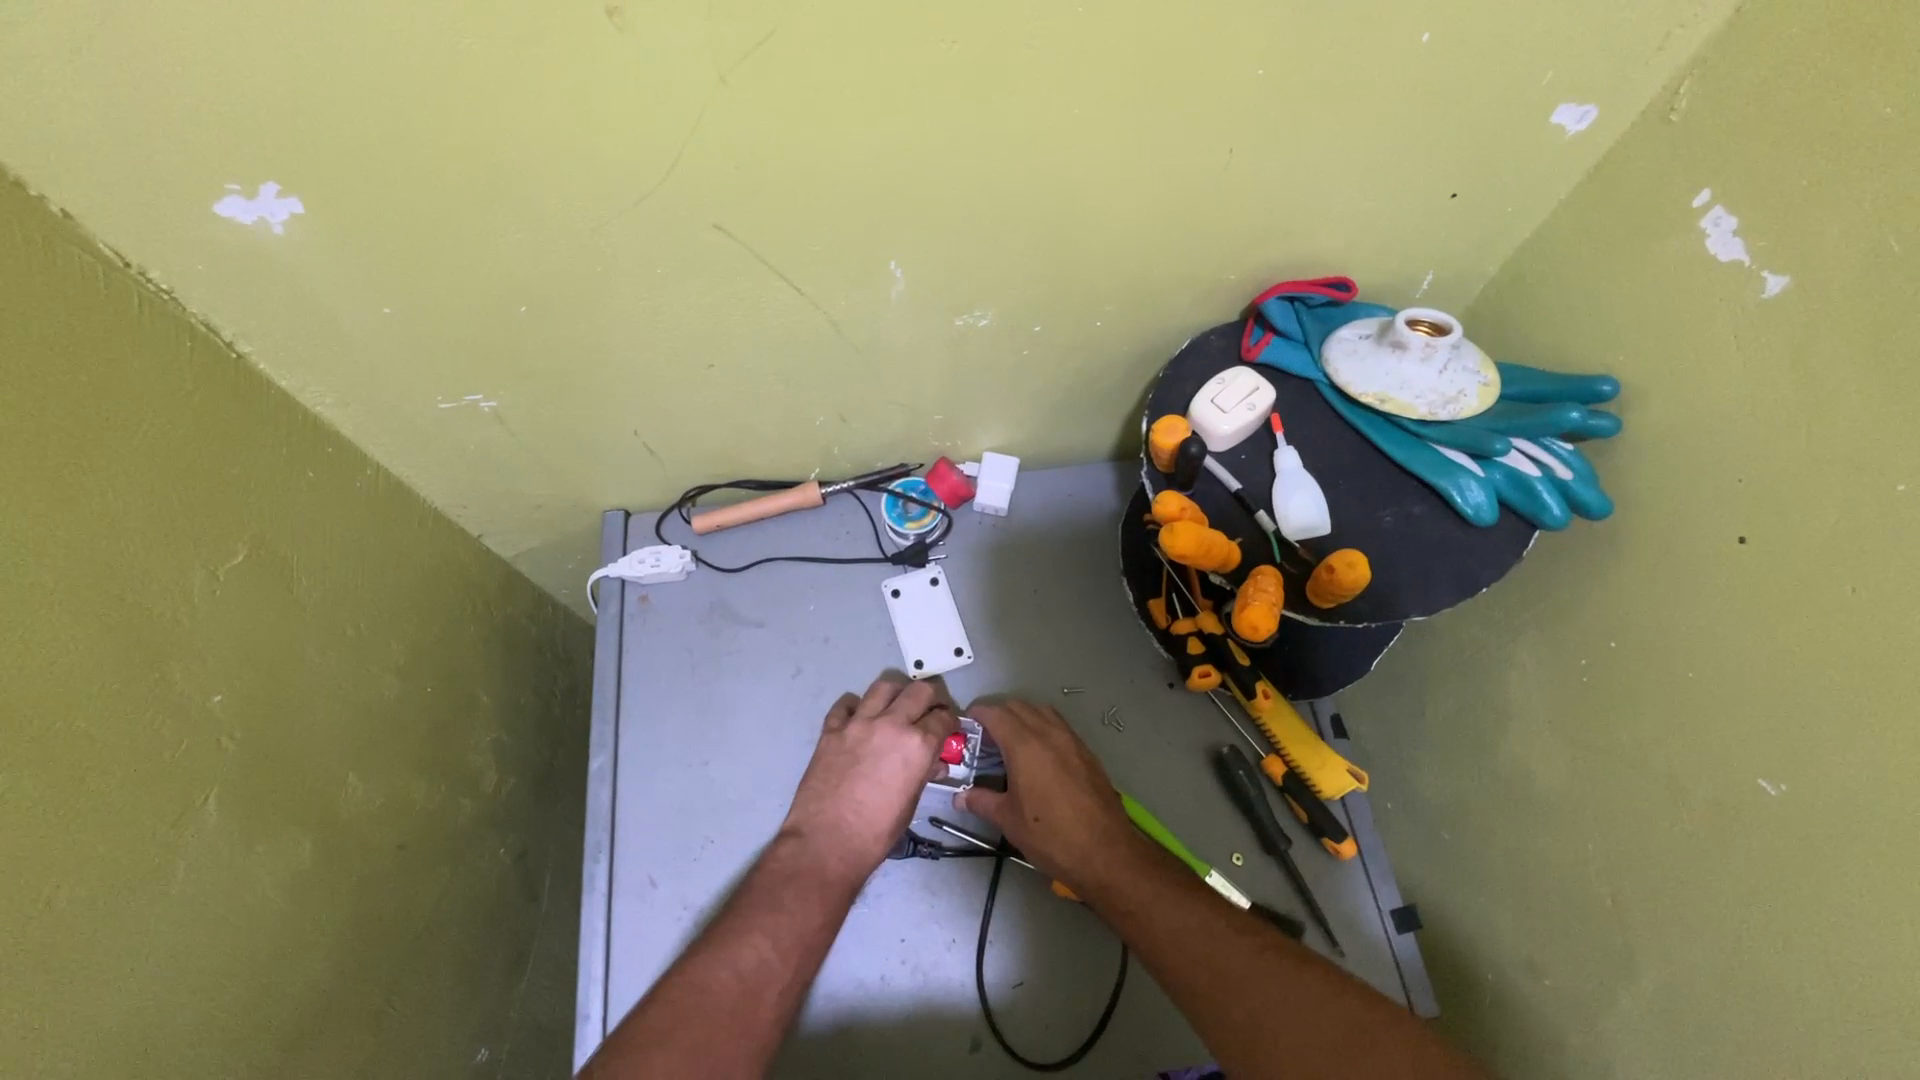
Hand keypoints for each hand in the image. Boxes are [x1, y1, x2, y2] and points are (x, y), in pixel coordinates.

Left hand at [780, 673, 953, 882]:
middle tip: (929, 709)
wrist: (826, 842)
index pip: (943, 718)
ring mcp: (858, 723)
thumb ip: (923, 774)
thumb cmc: (876, 832)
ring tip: (897, 705)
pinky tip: (859, 718)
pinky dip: (856, 706)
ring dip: (896, 692)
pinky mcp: (831, 730)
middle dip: (931, 697)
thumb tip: (933, 762)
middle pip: (919, 691)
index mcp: (918, 745)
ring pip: (883, 686)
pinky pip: (846, 704)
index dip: (950, 721)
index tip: (948, 727)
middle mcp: (891, 724)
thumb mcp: (911, 804)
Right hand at [954, 699, 1146, 895]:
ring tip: (1012, 741)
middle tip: (985, 736)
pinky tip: (1039, 754)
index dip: (978, 713)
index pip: (995, 713)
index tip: (967, 722)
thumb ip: (981, 801)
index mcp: (1024, 745)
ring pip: (1042, 711)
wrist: (1104, 851)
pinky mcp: (1087, 751)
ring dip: (1023, 716)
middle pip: (1018, 706)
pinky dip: (1043, 727)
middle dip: (998, 714)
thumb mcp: (1008, 820)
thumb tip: (960, 797)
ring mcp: (1071, 740)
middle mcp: (1048, 733)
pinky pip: (1059, 725)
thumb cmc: (1050, 835)